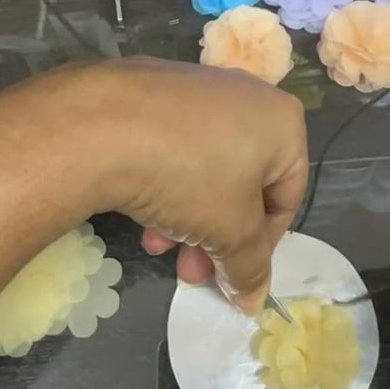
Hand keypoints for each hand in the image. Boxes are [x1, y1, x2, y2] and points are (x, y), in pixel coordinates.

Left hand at [25, 59, 308, 313]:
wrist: (103, 125)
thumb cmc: (189, 176)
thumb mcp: (230, 232)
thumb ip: (249, 268)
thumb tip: (253, 300)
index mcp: (282, 122)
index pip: (286, 198)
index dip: (261, 247)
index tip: (232, 276)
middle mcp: (247, 95)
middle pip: (242, 185)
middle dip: (217, 236)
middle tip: (191, 271)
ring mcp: (198, 88)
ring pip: (205, 168)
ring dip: (188, 217)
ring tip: (157, 245)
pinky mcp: (154, 89)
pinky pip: (174, 145)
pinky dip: (164, 182)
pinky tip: (139, 211)